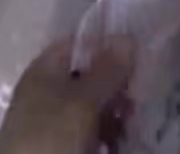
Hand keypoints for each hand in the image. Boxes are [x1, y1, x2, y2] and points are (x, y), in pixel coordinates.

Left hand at [0, 36, 131, 153]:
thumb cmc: (51, 139)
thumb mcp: (83, 102)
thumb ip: (107, 70)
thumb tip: (128, 37)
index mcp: (44, 69)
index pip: (79, 43)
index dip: (106, 45)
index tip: (135, 57)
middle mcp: (47, 91)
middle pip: (88, 76)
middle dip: (114, 86)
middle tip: (134, 100)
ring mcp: (52, 123)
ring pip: (91, 108)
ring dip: (112, 114)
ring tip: (128, 125)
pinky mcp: (60, 148)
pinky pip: (87, 134)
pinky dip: (104, 136)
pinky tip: (116, 144)